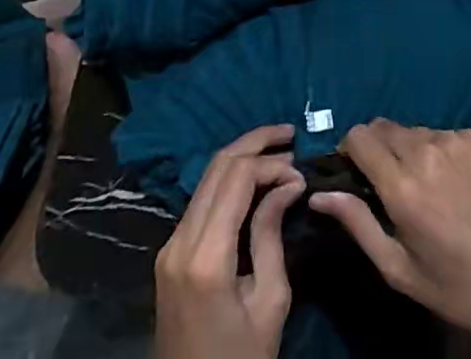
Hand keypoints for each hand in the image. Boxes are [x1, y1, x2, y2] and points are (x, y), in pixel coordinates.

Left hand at [154, 125, 306, 358]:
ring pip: (205, 179)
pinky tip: (255, 179)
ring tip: (279, 152)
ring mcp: (169, 247)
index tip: (301, 174)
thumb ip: (272, 235)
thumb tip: (288, 184)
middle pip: (216, 168)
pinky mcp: (170, 254)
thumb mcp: (270, 301)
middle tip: (291, 135)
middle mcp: (179, 242)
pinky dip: (229, 180)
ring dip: (242, 158)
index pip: (236, 178)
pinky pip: (201, 201)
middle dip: (255, 143)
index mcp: (206, 257)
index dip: (271, 164)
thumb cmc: (242, 358)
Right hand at [309, 121, 470, 358]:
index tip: (351, 171)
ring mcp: (455, 141)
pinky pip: (439, 133)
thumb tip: (320, 195)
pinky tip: (445, 178)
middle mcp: (427, 151)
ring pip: (411, 129)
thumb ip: (358, 223)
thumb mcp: (397, 267)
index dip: (348, 150)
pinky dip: (432, 148)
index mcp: (403, 185)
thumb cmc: (454, 284)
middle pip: (382, 127)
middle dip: (373, 147)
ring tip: (418, 183)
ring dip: (403, 147)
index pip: (359, 137)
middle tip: (381, 181)